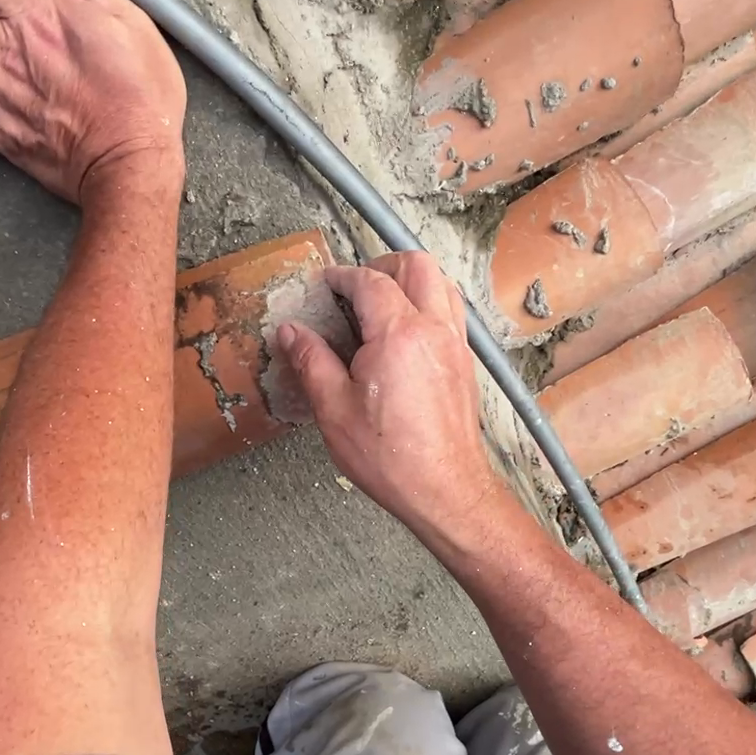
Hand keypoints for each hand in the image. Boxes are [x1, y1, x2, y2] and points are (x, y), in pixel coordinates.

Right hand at [278, 254, 509, 535]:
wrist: (445, 490)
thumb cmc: (391, 458)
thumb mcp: (334, 409)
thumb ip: (311, 361)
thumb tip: (291, 333)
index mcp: (398, 335)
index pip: (370, 282)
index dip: (342, 276)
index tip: (326, 284)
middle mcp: (434, 330)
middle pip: (417, 265)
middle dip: (382, 265)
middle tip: (355, 286)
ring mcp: (455, 345)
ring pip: (441, 283)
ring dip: (411, 280)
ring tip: (381, 303)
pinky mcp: (464, 364)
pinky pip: (451, 312)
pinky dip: (429, 304)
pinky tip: (405, 333)